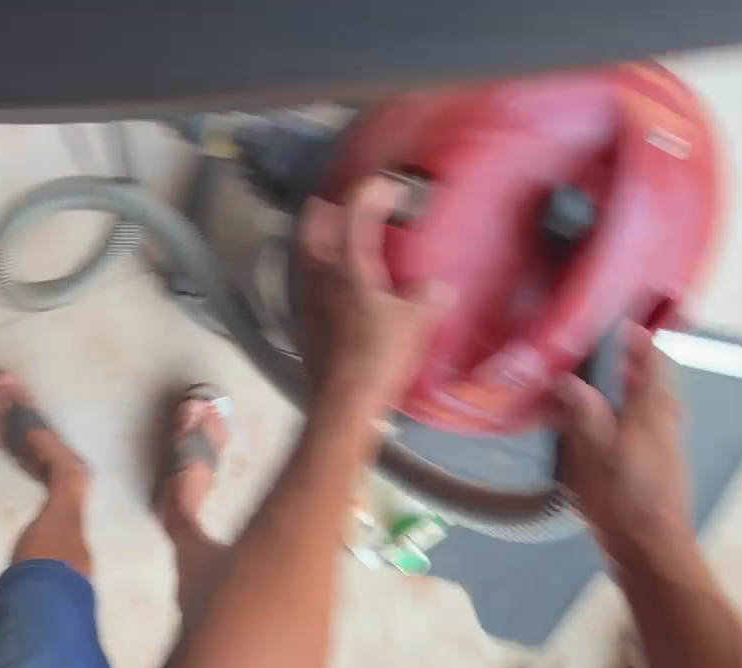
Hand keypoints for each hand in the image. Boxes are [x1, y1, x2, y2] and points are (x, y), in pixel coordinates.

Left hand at [297, 176, 450, 405]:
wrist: (342, 404)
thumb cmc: (378, 358)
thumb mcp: (415, 322)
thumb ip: (426, 297)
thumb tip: (436, 289)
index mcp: (349, 267)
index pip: (354, 211)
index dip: (372, 191)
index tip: (391, 189)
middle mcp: (321, 279)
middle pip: (314, 229)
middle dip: (328, 211)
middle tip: (342, 204)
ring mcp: (308, 304)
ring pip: (307, 260)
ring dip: (320, 243)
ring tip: (339, 242)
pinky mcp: (306, 328)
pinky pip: (310, 288)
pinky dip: (321, 277)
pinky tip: (335, 290)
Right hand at [550, 324, 695, 567]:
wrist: (649, 544)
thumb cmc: (623, 496)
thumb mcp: (596, 451)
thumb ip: (583, 411)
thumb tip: (565, 378)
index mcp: (654, 406)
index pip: (651, 353)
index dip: (629, 334)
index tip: (598, 321)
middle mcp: (663, 415)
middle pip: (642, 374)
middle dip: (612, 359)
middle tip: (572, 352)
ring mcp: (658, 437)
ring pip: (633, 398)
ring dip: (607, 386)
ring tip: (567, 383)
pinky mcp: (647, 456)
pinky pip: (627, 419)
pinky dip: (606, 409)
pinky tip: (578, 421)